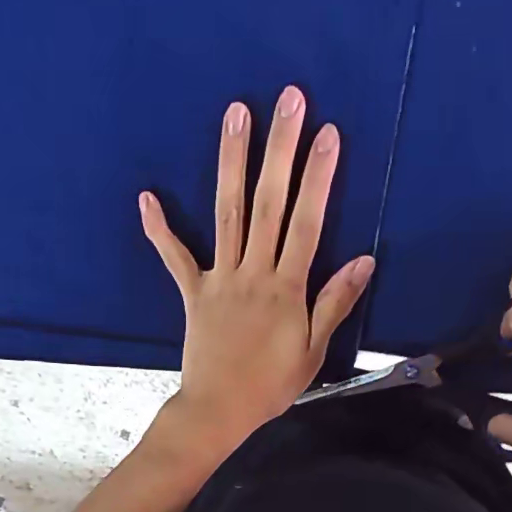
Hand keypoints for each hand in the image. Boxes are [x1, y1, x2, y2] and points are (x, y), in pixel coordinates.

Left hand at [139, 85, 375, 450]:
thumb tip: (363, 261)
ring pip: (228, 214)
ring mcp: (220, 279)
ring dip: (232, 163)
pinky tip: (147, 197)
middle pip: (269, 204)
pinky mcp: (194, 293)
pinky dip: (160, 229)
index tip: (328, 134)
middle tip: (288, 100)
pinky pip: (175, 258)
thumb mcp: (313, 351)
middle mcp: (252, 273)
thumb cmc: (271, 386)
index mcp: (286, 289)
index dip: (318, 178)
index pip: (306, 223)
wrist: (219, 410)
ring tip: (235, 115)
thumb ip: (335, 303)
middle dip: (280, 150)